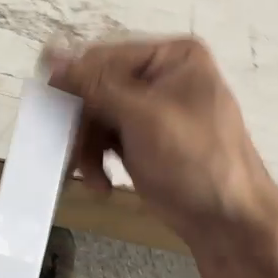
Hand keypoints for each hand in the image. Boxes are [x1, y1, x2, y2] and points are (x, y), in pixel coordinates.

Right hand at [48, 38, 277, 248]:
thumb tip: (49, 53)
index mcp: (172, 56)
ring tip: (89, 177)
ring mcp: (151, 108)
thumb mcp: (143, 117)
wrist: (230, 223)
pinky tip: (100, 183)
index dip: (74, 83)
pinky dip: (96, 160)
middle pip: (95, 87)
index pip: (104, 58)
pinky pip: (103, 138)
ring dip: (86, 147)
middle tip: (67, 151)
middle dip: (82, 124)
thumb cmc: (196, 161)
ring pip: (94, 115)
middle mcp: (160, 75)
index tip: (47, 111)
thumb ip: (95, 85)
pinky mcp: (142, 138)